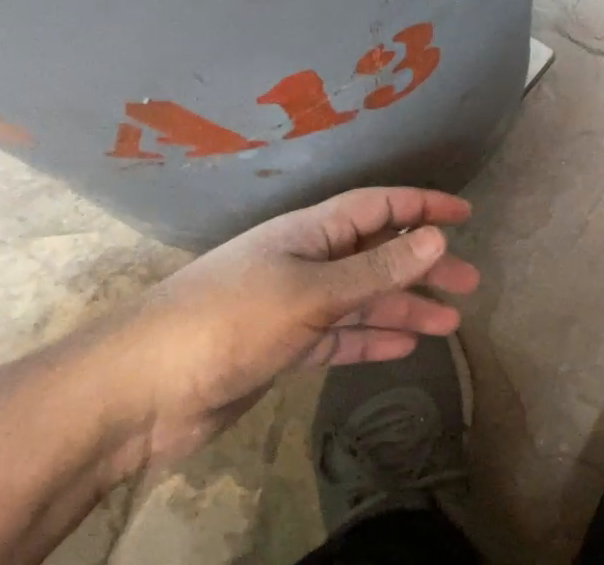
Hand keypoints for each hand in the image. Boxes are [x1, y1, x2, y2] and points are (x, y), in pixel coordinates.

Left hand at [110, 187, 480, 463]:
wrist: (132, 396)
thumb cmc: (225, 323)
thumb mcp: (311, 292)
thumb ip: (378, 268)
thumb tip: (440, 237)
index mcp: (309, 233)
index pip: (379, 206)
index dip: (424, 206)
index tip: (466, 215)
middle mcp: (305, 262)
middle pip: (378, 254)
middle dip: (424, 266)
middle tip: (470, 282)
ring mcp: (293, 306)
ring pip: (364, 300)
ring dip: (405, 309)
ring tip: (450, 324)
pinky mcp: (281, 348)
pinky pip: (341, 338)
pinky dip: (372, 341)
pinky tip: (404, 348)